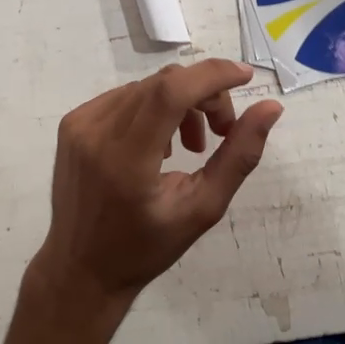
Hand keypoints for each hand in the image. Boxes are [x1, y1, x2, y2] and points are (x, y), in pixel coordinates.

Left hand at [6, 59, 284, 343]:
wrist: (80, 269)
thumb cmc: (145, 247)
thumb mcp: (202, 209)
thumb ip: (239, 156)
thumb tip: (270, 108)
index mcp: (128, 161)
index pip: (171, 92)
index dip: (212, 76)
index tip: (245, 77)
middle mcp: (98, 133)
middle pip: (164, 83)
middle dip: (203, 94)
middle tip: (223, 130)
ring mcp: (81, 123)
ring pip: (147, 86)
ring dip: (180, 101)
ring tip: (191, 144)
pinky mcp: (74, 121)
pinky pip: (126, 95)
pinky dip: (152, 107)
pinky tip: (158, 143)